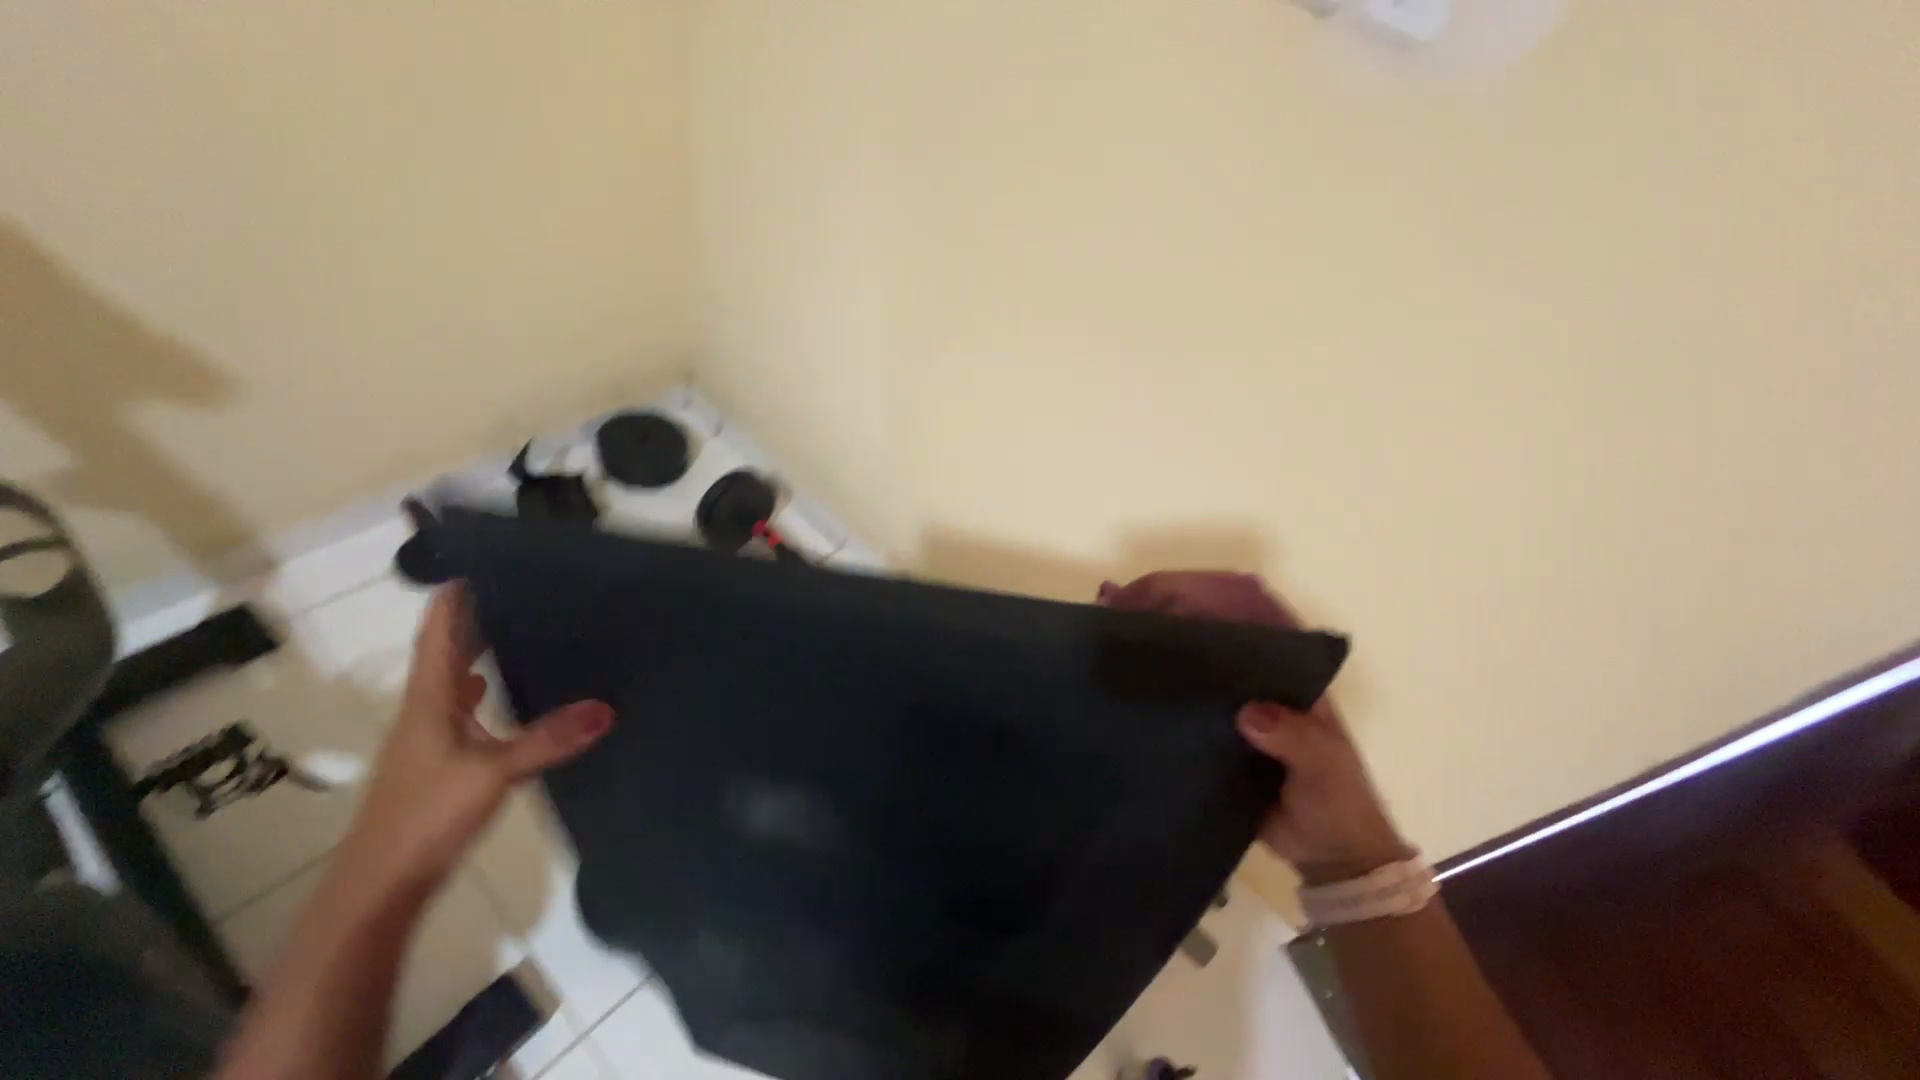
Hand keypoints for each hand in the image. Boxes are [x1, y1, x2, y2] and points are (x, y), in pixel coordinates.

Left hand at [336, 585, 613, 900]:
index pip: (438, 635)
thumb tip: (607, 708)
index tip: (480, 564)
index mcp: (429, 701)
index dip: (453, 599)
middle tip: (515, 593)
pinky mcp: (437, 766)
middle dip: (473, 622)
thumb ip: (547, 741)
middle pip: (444, 654)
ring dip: (476, 656)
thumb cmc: (425, 817)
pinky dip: (482, 696)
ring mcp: (427, 740)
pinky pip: (462, 714)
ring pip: (452, 684)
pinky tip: (501, 699)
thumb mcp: (493, 774)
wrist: (380, 885)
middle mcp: (424, 712)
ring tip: (517, 634)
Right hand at [1098, 571, 1410, 885]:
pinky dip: (1151, 677)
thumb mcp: (1324, 768)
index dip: (1208, 587)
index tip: (1162, 590)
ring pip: (1192, 649)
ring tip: (1106, 625)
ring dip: (1152, 631)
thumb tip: (1247, 713)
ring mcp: (1235, 699)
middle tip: (1116, 605)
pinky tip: (1118, 678)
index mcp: (1292, 669)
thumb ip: (1295, 739)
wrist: (1333, 855)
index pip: (1251, 604)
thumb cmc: (1338, 803)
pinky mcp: (1214, 729)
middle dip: (1165, 601)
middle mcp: (1259, 673)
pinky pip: (1181, 691)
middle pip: (1211, 617)